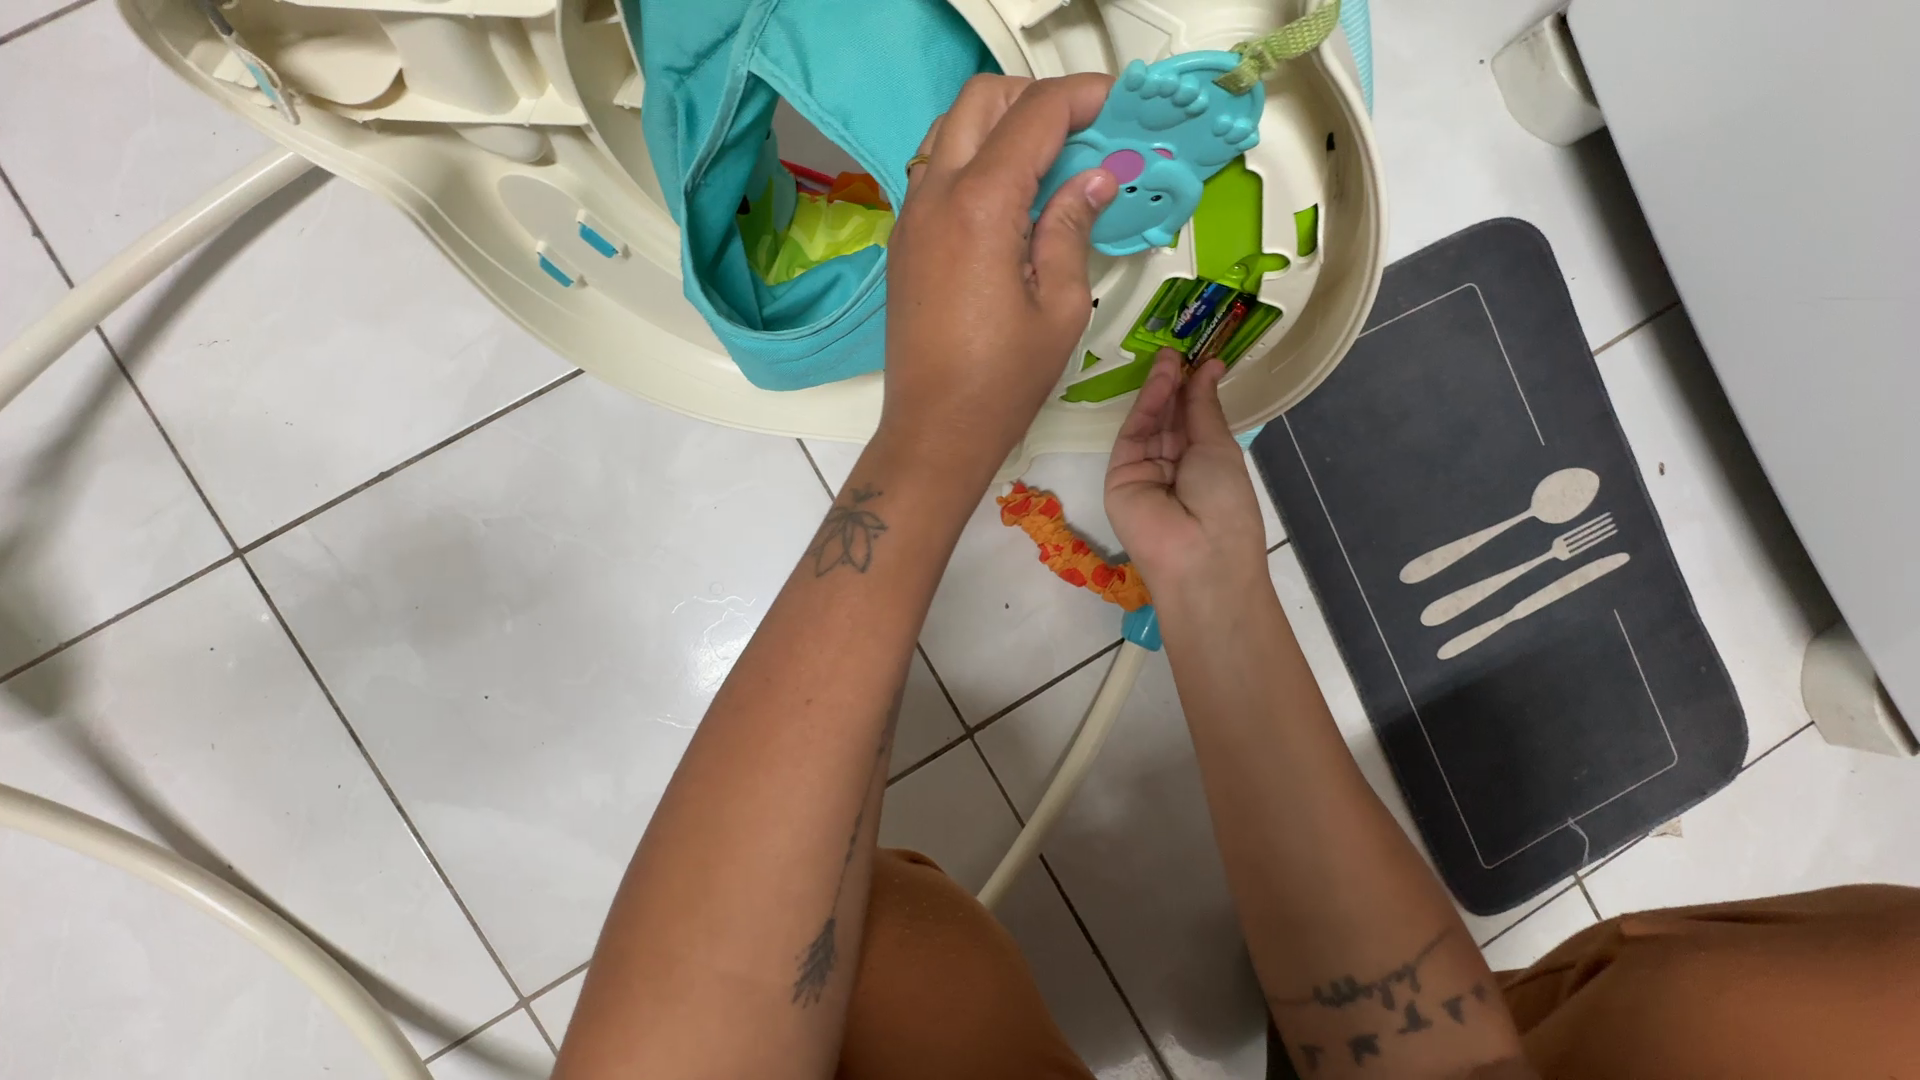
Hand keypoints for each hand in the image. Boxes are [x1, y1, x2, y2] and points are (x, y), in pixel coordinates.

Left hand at [880, 73, 1116, 476]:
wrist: (934, 431)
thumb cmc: (1002, 383)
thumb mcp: (1059, 308)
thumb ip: (1071, 229)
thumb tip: (1092, 179)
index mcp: (980, 207)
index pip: (1034, 114)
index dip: (1082, 96)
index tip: (1117, 104)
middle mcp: (935, 196)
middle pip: (981, 100)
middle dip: (1035, 98)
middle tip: (1081, 132)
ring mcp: (910, 217)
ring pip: (950, 130)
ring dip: (998, 125)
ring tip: (1046, 163)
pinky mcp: (903, 243)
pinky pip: (935, 171)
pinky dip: (972, 161)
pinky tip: (1008, 202)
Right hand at [1105, 349, 1268, 597]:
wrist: (1198, 555)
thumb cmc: (1225, 504)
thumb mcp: (1220, 449)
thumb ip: (1204, 408)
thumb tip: (1209, 369)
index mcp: (1203, 467)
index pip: (1193, 422)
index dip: (1196, 391)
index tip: (1204, 359)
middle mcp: (1172, 468)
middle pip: (1168, 420)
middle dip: (1175, 385)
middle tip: (1180, 349)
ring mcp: (1143, 472)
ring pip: (1148, 423)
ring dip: (1160, 389)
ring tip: (1170, 356)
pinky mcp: (1119, 475)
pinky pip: (1132, 435)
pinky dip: (1146, 406)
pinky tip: (1162, 379)